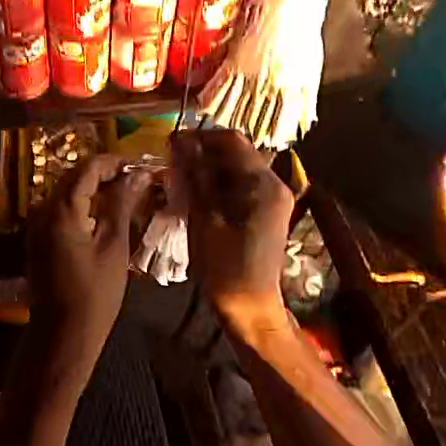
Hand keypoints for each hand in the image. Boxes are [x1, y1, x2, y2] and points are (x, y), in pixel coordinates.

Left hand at [30, 154, 147, 353]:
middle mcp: (43, 210)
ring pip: (67, 192)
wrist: (63, 333)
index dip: (115, 162)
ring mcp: (38, 224)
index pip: (88, 167)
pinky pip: (61, 209)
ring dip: (95, 188)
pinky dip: (83, 204)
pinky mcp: (39, 238)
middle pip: (75, 176)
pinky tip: (105, 213)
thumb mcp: (114, 245)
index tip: (141, 167)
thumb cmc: (95, 293)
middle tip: (137, 179)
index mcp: (61, 209)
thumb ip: (122, 203)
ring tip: (126, 194)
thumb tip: (138, 174)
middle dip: (106, 173)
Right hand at [172, 129, 294, 338]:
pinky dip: (218, 184)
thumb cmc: (225, 268)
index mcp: (264, 185)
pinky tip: (196, 195)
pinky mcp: (266, 211)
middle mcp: (275, 185)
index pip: (232, 140)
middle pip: (236, 152)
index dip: (200, 137)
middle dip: (203, 152)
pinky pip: (240, 185)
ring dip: (208, 168)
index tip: (171, 144)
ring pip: (236, 168)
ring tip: (179, 179)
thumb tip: (182, 142)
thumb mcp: (205, 220)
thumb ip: (197, 177)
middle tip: (172, 163)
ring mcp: (273, 198)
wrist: (251, 308)